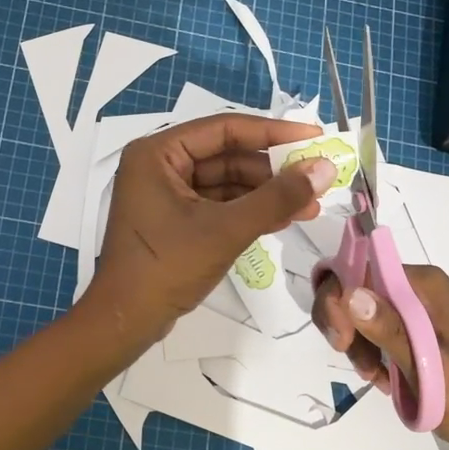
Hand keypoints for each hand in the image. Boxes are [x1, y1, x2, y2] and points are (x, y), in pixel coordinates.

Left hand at [82, 114, 333, 344]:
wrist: (124, 320)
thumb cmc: (166, 267)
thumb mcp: (226, 229)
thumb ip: (276, 198)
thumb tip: (323, 169)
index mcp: (157, 154)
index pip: (224, 129)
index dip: (273, 133)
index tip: (315, 138)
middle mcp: (158, 166)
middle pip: (227, 155)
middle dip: (273, 171)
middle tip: (317, 180)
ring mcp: (164, 194)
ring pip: (225, 182)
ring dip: (265, 194)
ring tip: (309, 206)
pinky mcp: (173, 221)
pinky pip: (217, 204)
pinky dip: (248, 211)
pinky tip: (283, 219)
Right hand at [312, 264, 448, 448]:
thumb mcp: (428, 367)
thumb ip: (390, 331)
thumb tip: (350, 294)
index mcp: (426, 285)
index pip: (361, 269)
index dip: (339, 299)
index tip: (341, 341)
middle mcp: (417, 287)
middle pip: (352, 287)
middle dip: (343, 323)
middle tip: (348, 356)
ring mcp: (410, 307)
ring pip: (353, 312)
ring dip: (354, 345)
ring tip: (374, 375)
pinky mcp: (405, 327)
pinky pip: (365, 329)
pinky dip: (363, 353)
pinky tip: (380, 376)